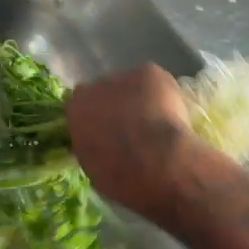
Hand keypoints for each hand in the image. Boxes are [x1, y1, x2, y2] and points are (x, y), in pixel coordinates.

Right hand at [66, 65, 202, 219]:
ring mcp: (123, 75)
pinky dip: (164, 94)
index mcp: (76, 110)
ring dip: (140, 99)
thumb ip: (92, 145)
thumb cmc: (122, 176)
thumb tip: (102, 144)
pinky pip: (155, 81)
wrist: (156, 162)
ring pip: (132, 85)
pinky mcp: (149, 72)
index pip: (82, 106)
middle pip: (105, 91)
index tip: (109, 132)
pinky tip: (172, 115)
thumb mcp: (93, 168)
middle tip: (135, 128)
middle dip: (118, 105)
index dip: (97, 117)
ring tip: (158, 124)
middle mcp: (94, 86)